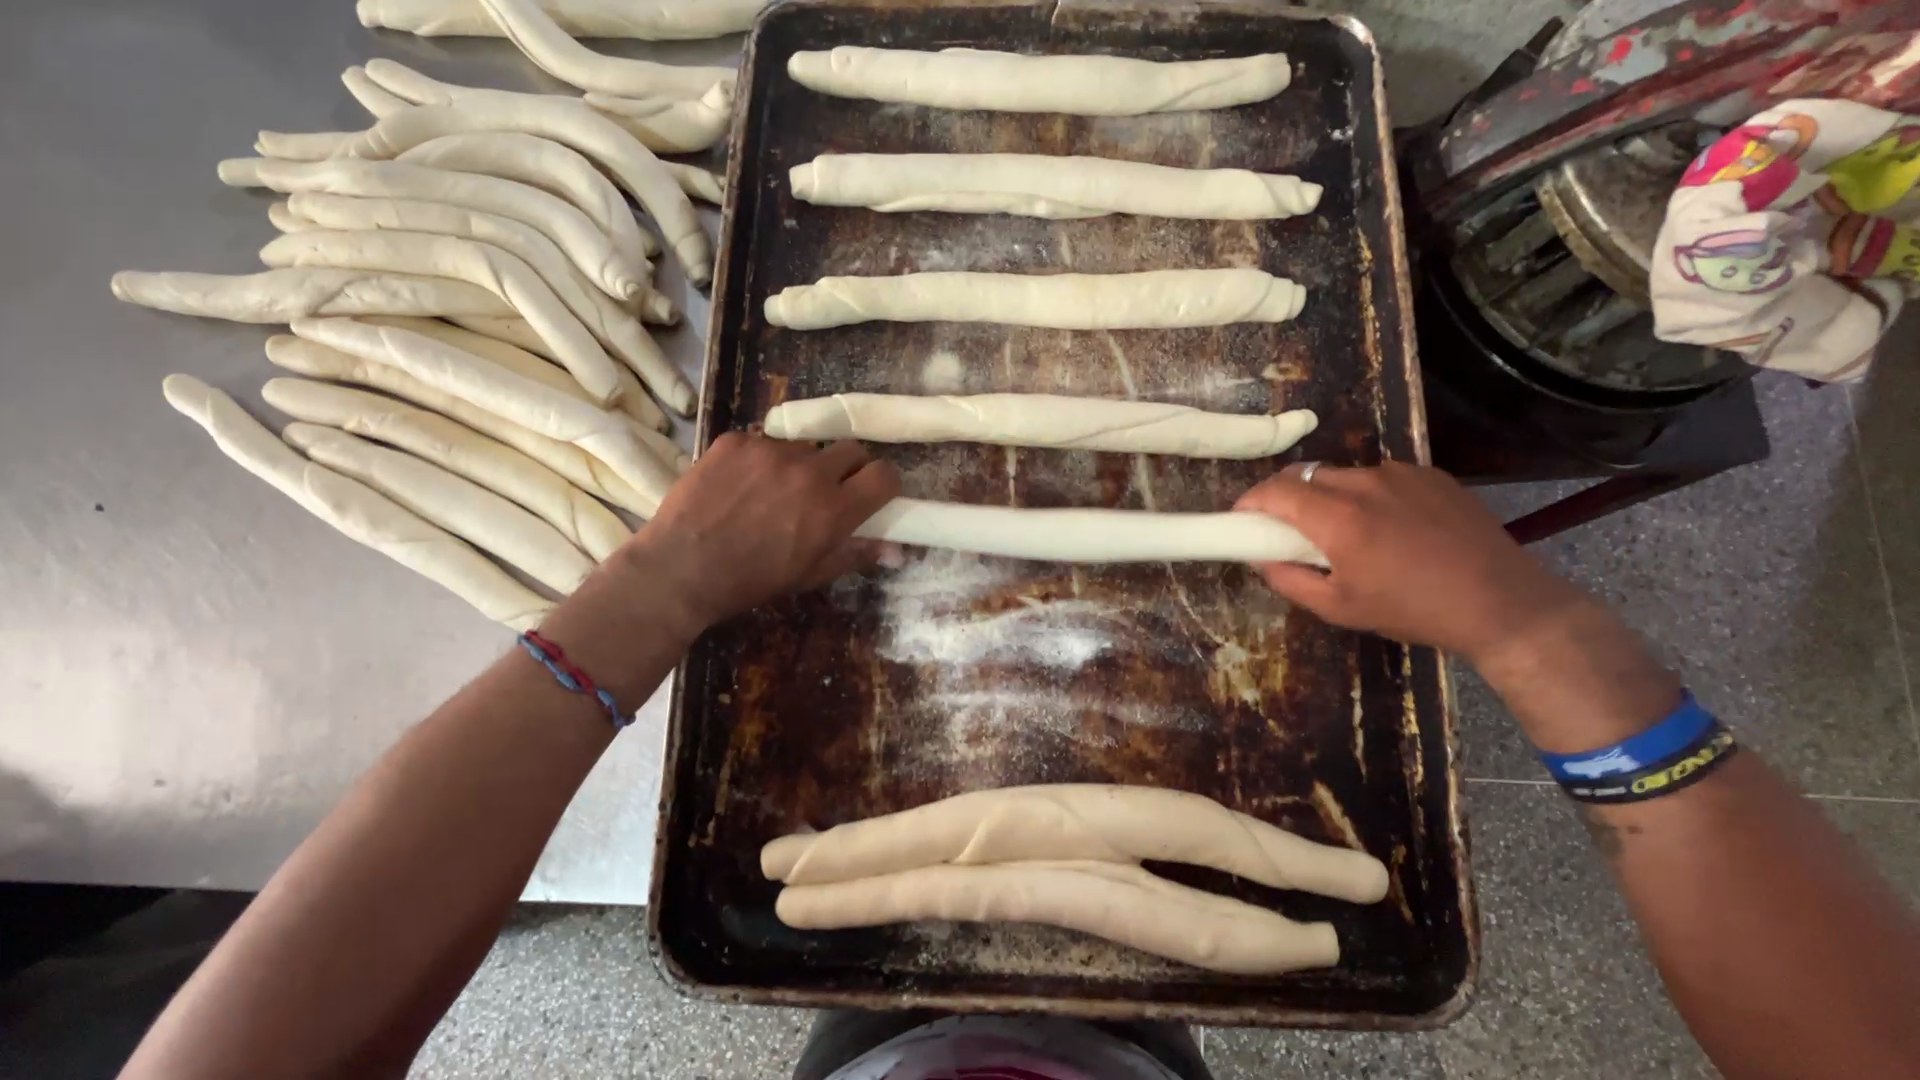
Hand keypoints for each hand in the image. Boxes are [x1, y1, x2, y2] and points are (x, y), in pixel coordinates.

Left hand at [622, 433, 899, 634]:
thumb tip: (897, 551)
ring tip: (774, 490)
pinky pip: (764, 442)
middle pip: (851, 450)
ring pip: (806, 446)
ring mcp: (771, 451)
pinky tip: (740, 485)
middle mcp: (809, 472)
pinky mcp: (736, 441)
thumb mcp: (810, 575)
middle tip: (826, 490)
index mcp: (834, 510)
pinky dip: (761, 460)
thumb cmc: (751, 581)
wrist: (680, 568)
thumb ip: (856, 553)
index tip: (873, 493)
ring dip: (802, 464)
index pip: (884, 475)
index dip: (884, 483)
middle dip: (847, 469)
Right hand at [1233, 461, 1586, 661]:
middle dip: (1286, 499)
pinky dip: (1367, 495)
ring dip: (1328, 497)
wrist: (1501, 602)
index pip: (1275, 491)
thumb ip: (1289, 580)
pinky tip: (1388, 527)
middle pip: (1305, 477)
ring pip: (1343, 475)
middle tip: (1288, 532)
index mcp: (1338, 519)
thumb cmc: (1412, 610)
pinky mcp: (1431, 474)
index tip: (1240, 519)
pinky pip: (1380, 477)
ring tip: (1344, 532)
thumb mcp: (1339, 608)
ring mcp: (1401, 474)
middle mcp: (1365, 484)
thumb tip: (1260, 559)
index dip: (1249, 502)